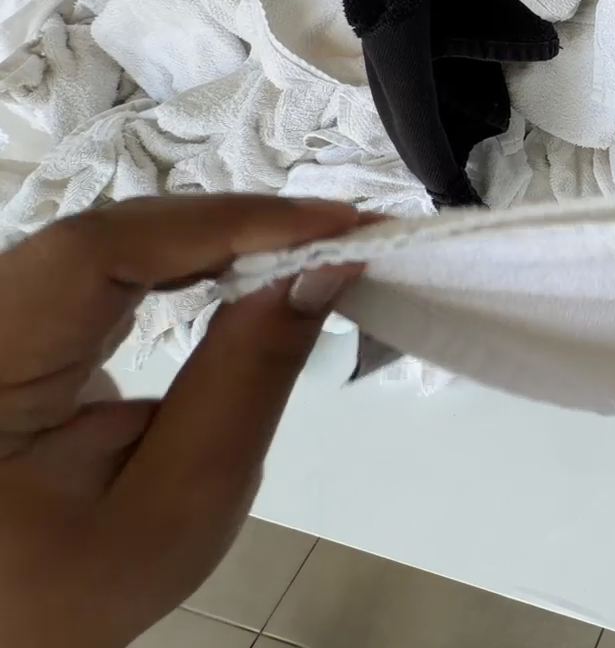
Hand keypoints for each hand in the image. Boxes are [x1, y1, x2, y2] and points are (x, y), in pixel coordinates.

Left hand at [0, 196, 363, 647]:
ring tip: (309, 243)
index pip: (92, 257)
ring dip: (216, 235)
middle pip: (97, 240)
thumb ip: (252, 373)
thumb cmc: (75, 591)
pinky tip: (240, 265)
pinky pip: (94, 272)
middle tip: (340, 230)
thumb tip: (325, 269)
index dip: (225, 222)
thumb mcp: (185, 496)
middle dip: (233, 223)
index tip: (337, 225)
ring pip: (100, 246)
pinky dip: (184, 258)